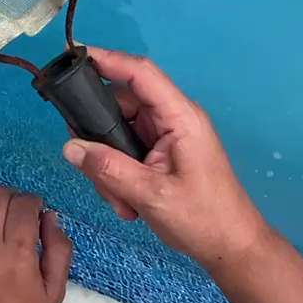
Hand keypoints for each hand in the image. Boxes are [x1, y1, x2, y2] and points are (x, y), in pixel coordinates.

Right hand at [61, 48, 272, 269]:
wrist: (232, 247)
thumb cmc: (203, 219)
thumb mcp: (151, 195)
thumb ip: (109, 169)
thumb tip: (70, 147)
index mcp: (180, 117)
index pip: (140, 73)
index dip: (108, 59)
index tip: (73, 55)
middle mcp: (172, 119)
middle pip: (121, 105)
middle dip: (99, 137)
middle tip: (90, 168)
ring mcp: (166, 136)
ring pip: (119, 132)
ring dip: (109, 164)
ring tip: (119, 200)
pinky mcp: (161, 153)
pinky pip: (127, 150)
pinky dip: (118, 174)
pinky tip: (125, 203)